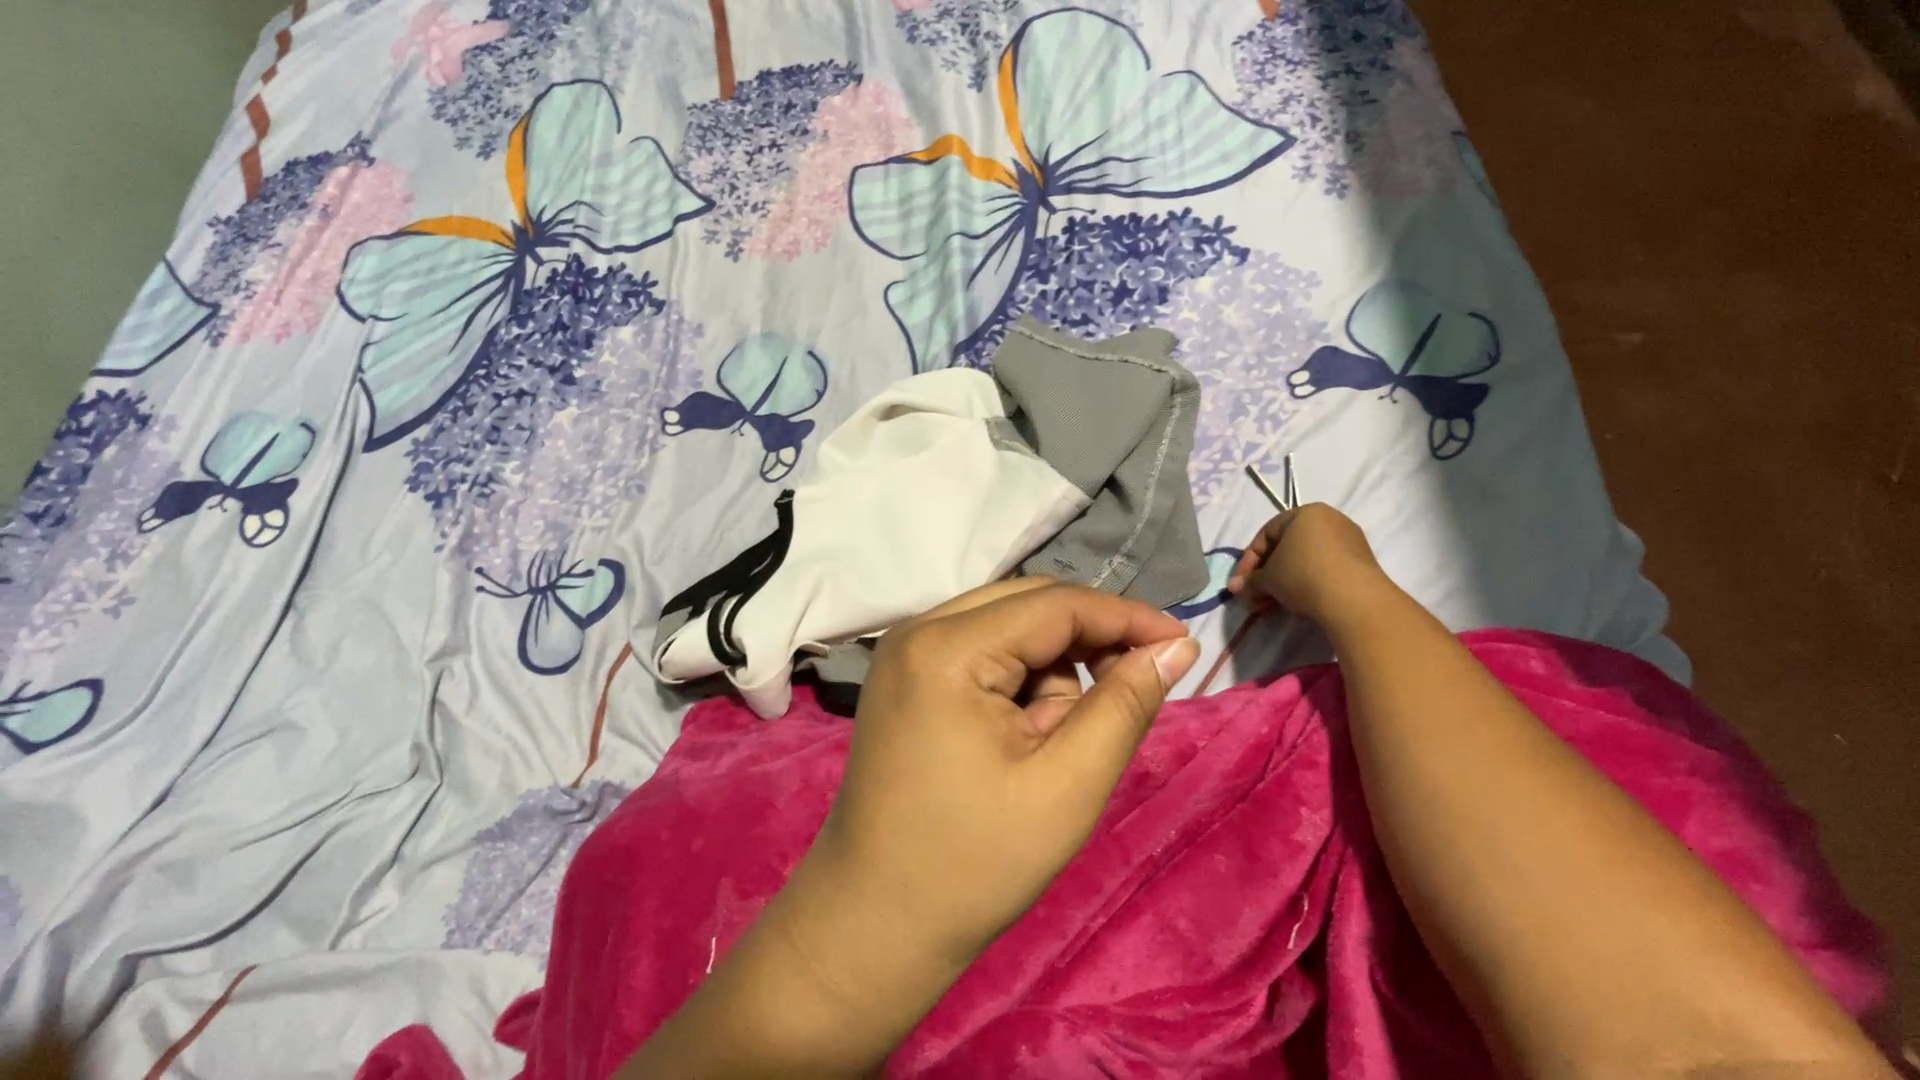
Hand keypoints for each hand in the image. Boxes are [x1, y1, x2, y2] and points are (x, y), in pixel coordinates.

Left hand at [816, 580, 1200, 966]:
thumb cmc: (975, 862)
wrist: (877, 922)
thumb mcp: (1067, 786)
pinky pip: (982, 652)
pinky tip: (1020, 740)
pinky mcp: (906, 678)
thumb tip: (1176, 645)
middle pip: (1029, 606)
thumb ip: (1125, 705)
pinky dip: (1018, 683)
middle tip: (1130, 696)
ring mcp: (904, 653)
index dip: (1126, 618)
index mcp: (946, 649)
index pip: (1055, 605)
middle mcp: (917, 631)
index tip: (1183, 645)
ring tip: (1049, 748)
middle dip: (1087, 645)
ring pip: (1009, 628)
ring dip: (1051, 672)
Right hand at [1226, 502, 1389, 623]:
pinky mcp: (1360, 562)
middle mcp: (1329, 520)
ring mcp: (1348, 541)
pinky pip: (1325, 569)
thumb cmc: (1303, 575)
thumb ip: (1250, 581)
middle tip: (1254, 598)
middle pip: (1286, 548)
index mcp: (1305, 513)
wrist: (1354, 599)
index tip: (1241, 584)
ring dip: (1284, 582)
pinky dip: (1307, 583)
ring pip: (1305, 560)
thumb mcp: (1268, 578)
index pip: (1266, 534)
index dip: (1248, 561)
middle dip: (1266, 575)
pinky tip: (1297, 603)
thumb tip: (1235, 588)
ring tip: (1271, 606)